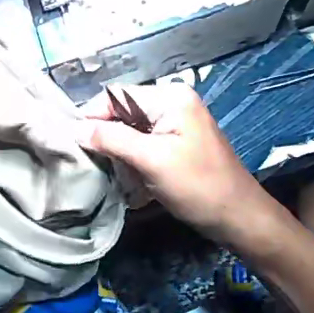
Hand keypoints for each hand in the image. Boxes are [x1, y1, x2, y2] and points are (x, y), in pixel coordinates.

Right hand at [79, 84, 276, 240]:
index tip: (73, 143)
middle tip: (90, 162)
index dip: (93, 116)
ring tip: (109, 172)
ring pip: (130, 129)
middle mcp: (173, 102)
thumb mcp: (151, 161)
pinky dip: (132, 159)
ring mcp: (176, 123)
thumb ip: (112, 140)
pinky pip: (143, 143)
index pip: (116, 95)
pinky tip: (129, 179)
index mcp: (170, 97)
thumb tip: (75, 128)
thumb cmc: (198, 187)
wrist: (240, 217)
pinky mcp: (177, 143)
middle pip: (122, 111)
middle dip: (106, 136)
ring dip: (118, 151)